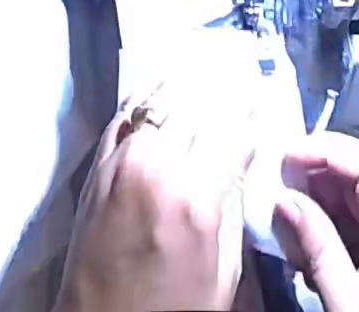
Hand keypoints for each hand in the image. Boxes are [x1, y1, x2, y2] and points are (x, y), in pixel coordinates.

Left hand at [55, 93, 254, 311]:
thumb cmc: (173, 311)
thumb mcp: (223, 272)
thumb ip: (234, 205)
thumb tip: (245, 154)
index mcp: (199, 199)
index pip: (234, 131)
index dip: (251, 111)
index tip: (261, 97)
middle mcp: (161, 170)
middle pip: (200, 107)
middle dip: (223, 89)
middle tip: (237, 75)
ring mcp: (124, 165)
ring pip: (162, 101)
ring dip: (187, 85)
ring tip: (204, 71)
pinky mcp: (98, 170)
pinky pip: (124, 116)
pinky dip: (145, 96)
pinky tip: (160, 87)